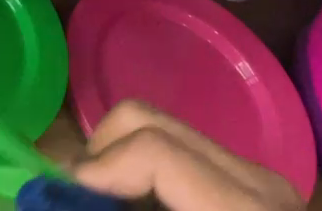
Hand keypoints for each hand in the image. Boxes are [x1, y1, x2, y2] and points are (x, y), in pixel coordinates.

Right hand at [70, 101, 303, 209]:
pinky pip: (180, 157)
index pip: (154, 149)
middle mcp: (255, 182)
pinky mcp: (255, 191)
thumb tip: (63, 198)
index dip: (97, 168)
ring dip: (118, 164)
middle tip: (77, 200)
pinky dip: (144, 175)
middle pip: (147, 120)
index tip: (64, 199)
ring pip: (158, 132)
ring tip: (105, 205)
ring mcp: (257, 181)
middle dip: (98, 153)